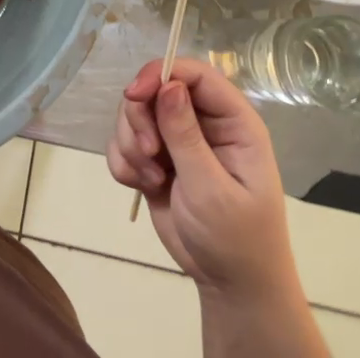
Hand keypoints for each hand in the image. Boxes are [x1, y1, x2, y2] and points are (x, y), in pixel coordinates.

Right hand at [106, 59, 295, 296]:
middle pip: (155, 91)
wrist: (229, 284)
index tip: (133, 95)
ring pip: (134, 116)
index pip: (195, 75)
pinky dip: (124, 163)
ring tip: (150, 179)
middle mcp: (204, 124)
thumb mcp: (211, 188)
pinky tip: (142, 187)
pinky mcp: (155, 161)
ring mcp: (177, 142)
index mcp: (233, 123)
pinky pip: (124, 144)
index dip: (160, 74)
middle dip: (140, 119)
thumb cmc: (235, 238)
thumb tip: (168, 85)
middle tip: (148, 153)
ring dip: (131, 145)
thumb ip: (186, 136)